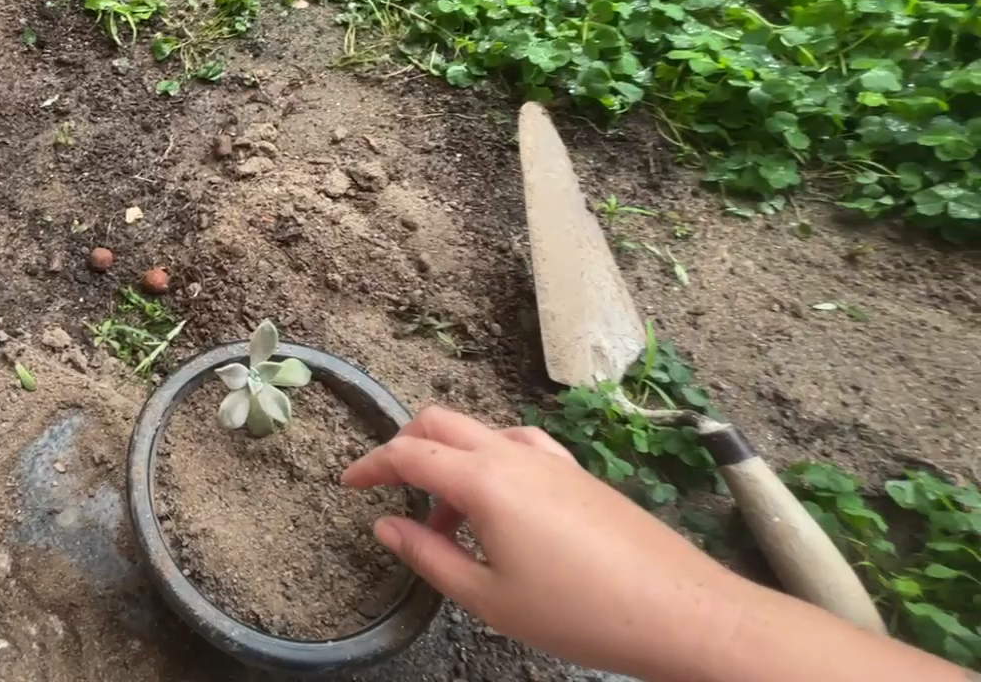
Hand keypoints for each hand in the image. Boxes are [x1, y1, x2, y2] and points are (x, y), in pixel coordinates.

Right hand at [343, 405, 733, 675]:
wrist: (692, 618)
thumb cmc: (582, 613)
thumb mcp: (489, 599)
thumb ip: (428, 556)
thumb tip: (384, 526)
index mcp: (481, 481)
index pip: (407, 454)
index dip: (370, 465)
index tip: (348, 483)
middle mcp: (509, 455)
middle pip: (437, 422)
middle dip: (403, 445)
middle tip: (390, 485)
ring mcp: (547, 459)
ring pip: (476, 431)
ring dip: (446, 458)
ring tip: (449, 515)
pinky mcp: (576, 472)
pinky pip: (516, 444)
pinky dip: (488, 458)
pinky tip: (502, 499)